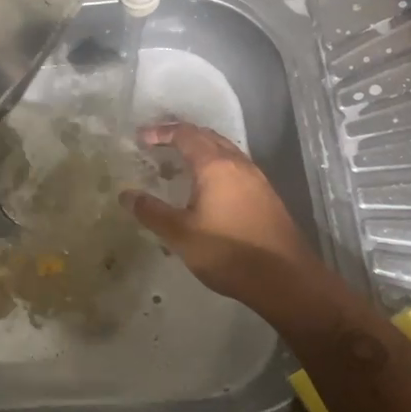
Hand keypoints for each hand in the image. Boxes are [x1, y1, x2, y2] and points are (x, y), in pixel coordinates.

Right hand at [122, 122, 321, 306]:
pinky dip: (214, 166)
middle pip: (208, 136)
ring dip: (200, 150)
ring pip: (225, 151)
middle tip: (157, 145)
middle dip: (181, 136)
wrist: (284, 279)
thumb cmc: (228, 252)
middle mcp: (238, 164)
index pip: (186, 135)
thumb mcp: (180, 234)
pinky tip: (207, 188)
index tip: (141, 138)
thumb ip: (151, 212)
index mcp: (215, 166)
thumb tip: (126, 195)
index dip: (161, 132)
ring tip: (179, 164)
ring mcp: (257, 179)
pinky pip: (235, 168)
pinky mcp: (266, 196)